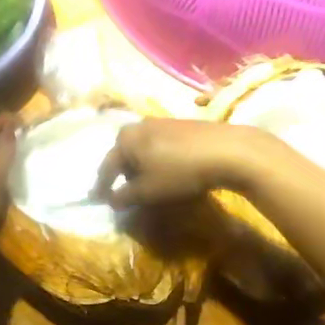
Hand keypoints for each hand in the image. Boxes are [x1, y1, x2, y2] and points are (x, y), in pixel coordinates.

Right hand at [95, 119, 273, 207]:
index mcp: (124, 139)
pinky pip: (160, 146)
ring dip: (141, 167)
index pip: (106, 167)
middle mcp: (138, 125)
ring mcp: (161, 122)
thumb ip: (123, 197)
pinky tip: (168, 171)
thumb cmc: (179, 172)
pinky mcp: (182, 125)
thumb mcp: (147, 191)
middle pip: (123, 154)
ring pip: (142, 149)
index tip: (97, 201)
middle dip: (122, 174)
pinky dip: (157, 160)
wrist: (227, 151)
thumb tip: (111, 200)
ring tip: (147, 184)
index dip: (102, 187)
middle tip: (123, 192)